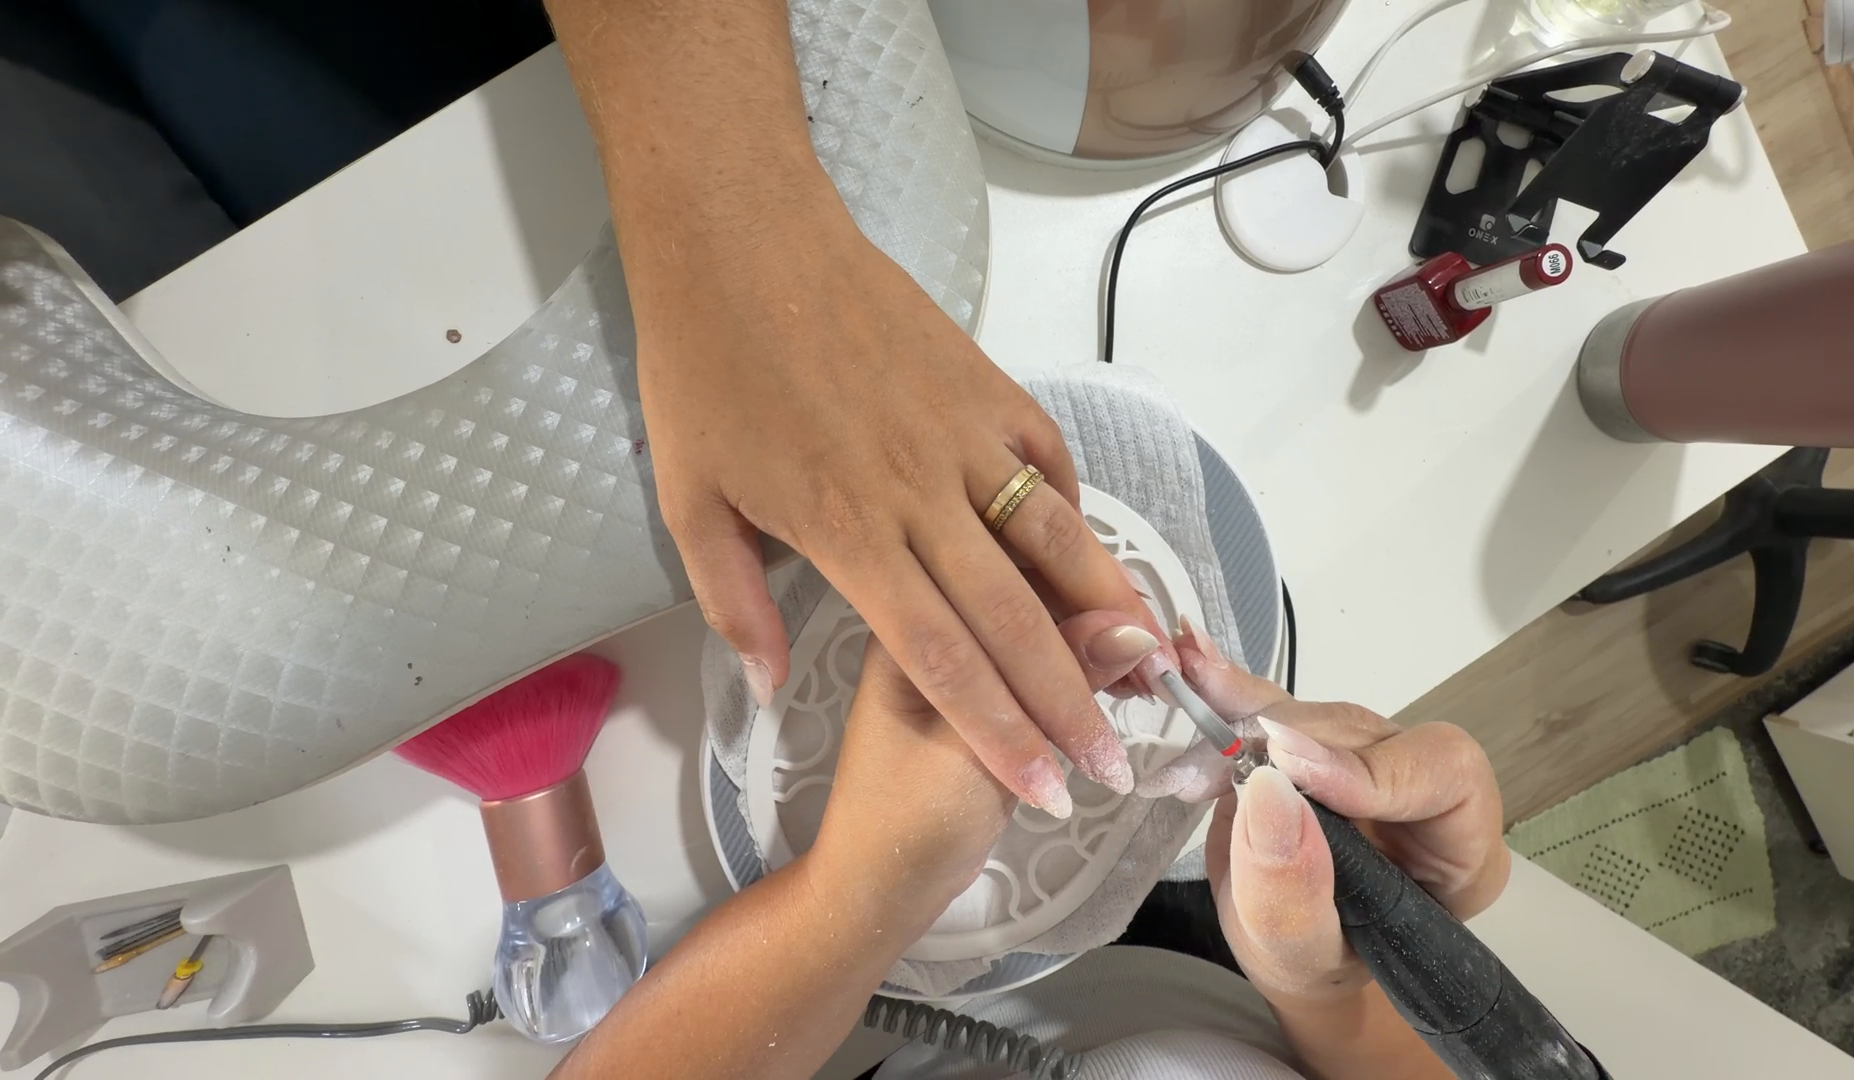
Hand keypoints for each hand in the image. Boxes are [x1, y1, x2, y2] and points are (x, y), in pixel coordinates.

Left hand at [632, 194, 1166, 817]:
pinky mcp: (989, 385)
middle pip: (1010, 617)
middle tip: (1116, 763)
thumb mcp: (689, 500)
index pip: (940, 657)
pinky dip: (1073, 513)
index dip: (998, 733)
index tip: (1045, 788)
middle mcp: (923, 494)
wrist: (744, 240)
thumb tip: (769, 684)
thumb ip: (735, 603)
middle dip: (1067, 702)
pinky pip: (1048, 462)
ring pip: (1053, 539)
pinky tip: (1086, 551)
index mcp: (849, 533)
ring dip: (1105, 611)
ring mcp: (966, 434)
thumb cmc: (706, 372)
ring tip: (1150, 668)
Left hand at [807, 612, 1164, 930]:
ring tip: (1148, 673)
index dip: (1084, 586)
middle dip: (1100, 610)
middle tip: (1159, 654)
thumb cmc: (909, 821)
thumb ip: (1052, 689)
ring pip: (1040, 619)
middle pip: (1030, 585)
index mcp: (916, 620)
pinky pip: (1039, 653)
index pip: (1006, 566)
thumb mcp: (982, 752)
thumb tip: (1133, 630)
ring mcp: (961, 649)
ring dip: (1097, 637)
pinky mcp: (983, 682)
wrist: (881, 885)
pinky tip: (1119, 680)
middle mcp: (937, 619)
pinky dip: (1082, 664)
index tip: (1147, 625)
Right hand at [1140, 622, 1507, 1007]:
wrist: (1284, 943)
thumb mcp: (1299, 953)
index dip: (1364, 764)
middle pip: (1358, 731)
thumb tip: (1268, 790)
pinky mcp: (1298, 733)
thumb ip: (1291, 891)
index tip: (1286, 767)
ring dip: (1239, 719)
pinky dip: (1223, 687)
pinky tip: (1191, 666)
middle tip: (1207, 773)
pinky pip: (1264, 697)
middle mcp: (1410, 781)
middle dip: (1277, 745)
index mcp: (1452, 843)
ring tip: (1185, 746)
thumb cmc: (1310, 960)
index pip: (1441, 771)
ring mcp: (1352, 750)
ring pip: (1306, 710)